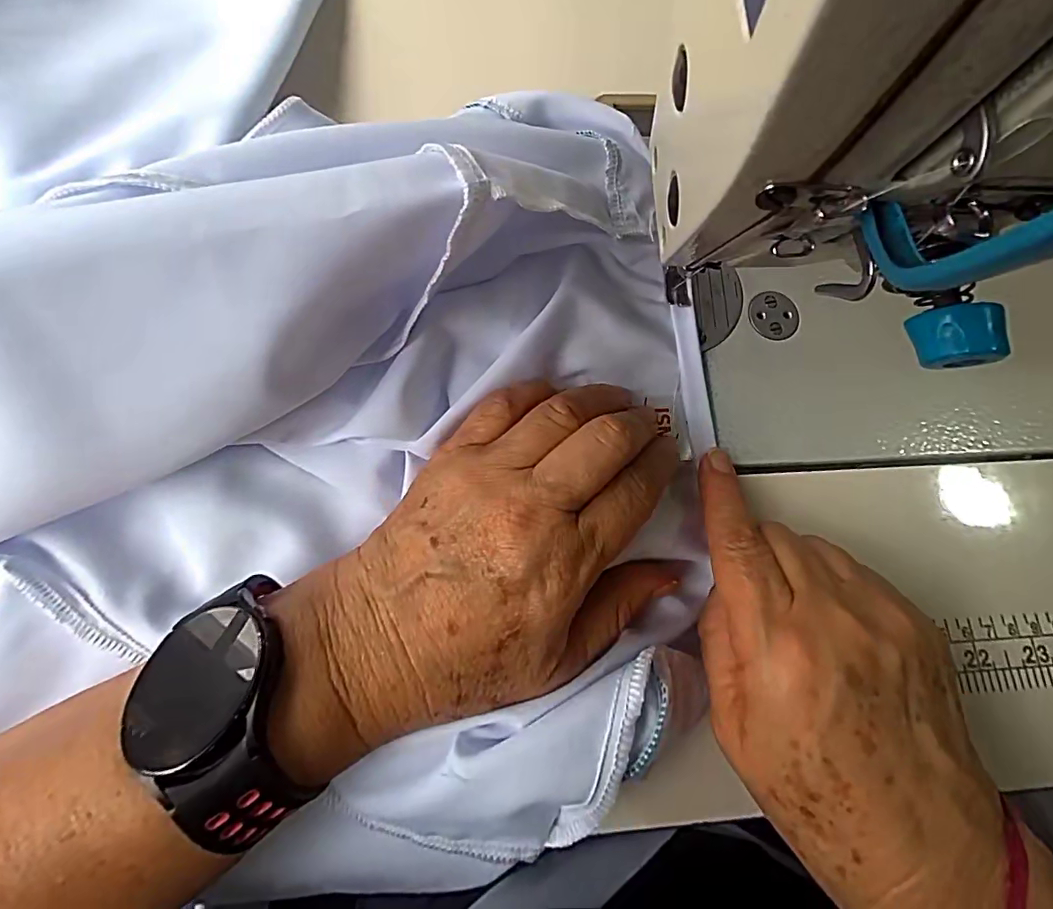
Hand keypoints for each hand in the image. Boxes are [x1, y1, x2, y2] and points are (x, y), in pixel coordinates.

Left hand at [267, 381, 681, 784]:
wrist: (378, 636)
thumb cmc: (469, 660)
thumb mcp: (559, 660)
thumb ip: (620, 607)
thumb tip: (674, 569)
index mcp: (567, 559)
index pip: (633, 491)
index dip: (660, 464)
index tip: (671, 452)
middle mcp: (532, 505)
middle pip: (603, 439)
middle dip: (639, 423)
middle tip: (651, 421)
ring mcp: (487, 473)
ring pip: (557, 412)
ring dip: (596, 398)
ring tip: (615, 398)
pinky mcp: (451, 457)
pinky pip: (499, 406)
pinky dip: (533, 391)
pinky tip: (553, 393)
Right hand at [695, 450, 1005, 908]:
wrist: (924, 845)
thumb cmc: (817, 795)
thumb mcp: (733, 724)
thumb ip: (720, 640)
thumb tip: (721, 589)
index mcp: (777, 647)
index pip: (739, 546)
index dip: (720, 498)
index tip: (713, 465)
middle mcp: (834, 621)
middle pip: (777, 537)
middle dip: (753, 548)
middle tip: (751, 594)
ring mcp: (885, 619)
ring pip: (817, 548)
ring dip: (793, 565)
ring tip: (797, 620)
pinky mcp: (919, 625)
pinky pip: (856, 574)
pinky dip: (833, 586)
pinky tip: (836, 634)